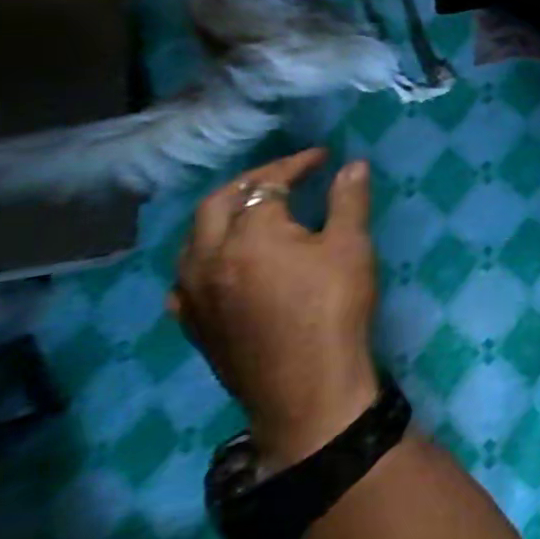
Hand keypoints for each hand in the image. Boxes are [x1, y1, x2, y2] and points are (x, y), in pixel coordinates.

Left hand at [172, 149, 379, 470]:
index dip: (295, 165)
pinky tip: (224, 262)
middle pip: (218, 203)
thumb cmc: (334, 306)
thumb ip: (348, 201)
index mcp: (249, 234)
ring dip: (223, 214)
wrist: (305, 382)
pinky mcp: (193, 321)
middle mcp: (208, 257)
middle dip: (251, 182)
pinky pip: (187, 275)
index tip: (323, 156)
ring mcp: (193, 292)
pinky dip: (206, 253)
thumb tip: (352, 165)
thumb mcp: (351, 247)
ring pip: (194, 238)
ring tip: (255, 211)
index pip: (267, 184)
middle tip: (285, 176)